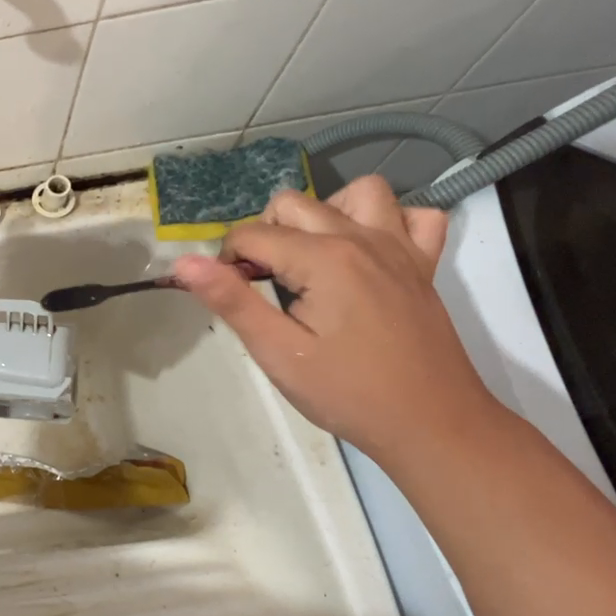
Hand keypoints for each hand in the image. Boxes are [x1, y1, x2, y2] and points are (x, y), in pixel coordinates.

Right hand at [171, 175, 500, 460]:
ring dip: (325, 213)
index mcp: (323, 259)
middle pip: (292, 205)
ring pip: (358, 192)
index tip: (232, 299)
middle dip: (264, 236)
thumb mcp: (276, 351)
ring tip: (309, 256)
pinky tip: (366, 254)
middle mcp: (362, 239)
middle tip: (261, 286)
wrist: (431, 423)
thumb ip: (231, 300)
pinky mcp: (423, 264)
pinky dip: (387, 222)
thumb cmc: (346, 392)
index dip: (226, 263)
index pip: (251, 234)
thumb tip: (184, 262)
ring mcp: (400, 248)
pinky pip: (413, 216)